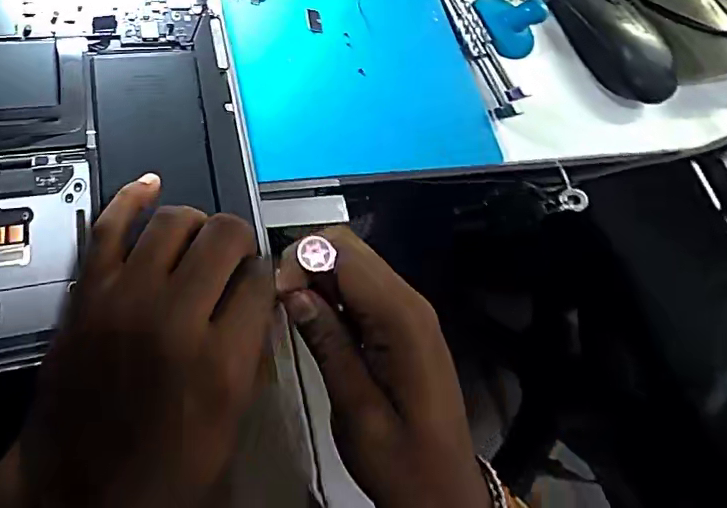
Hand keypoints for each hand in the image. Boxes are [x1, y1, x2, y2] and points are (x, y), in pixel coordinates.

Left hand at [0, 173, 275, 507]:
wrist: (74, 490)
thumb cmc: (151, 479)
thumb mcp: (224, 433)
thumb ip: (246, 363)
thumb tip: (254, 310)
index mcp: (219, 366)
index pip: (261, 283)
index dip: (266, 274)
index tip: (261, 274)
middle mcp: (174, 320)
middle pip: (222, 238)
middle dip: (238, 238)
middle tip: (236, 248)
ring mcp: (126, 296)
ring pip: (171, 221)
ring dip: (194, 220)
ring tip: (199, 230)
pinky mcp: (90, 289)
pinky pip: (110, 225)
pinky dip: (130, 197)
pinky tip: (147, 184)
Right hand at [277, 226, 486, 507]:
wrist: (447, 499)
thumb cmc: (404, 465)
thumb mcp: (358, 413)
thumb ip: (328, 346)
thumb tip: (292, 291)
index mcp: (402, 319)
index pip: (342, 253)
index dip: (302, 260)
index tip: (278, 296)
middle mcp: (408, 301)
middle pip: (346, 245)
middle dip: (305, 260)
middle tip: (283, 300)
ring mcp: (407, 308)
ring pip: (349, 257)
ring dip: (315, 272)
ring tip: (295, 310)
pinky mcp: (400, 319)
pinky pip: (357, 280)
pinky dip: (329, 286)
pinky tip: (317, 319)